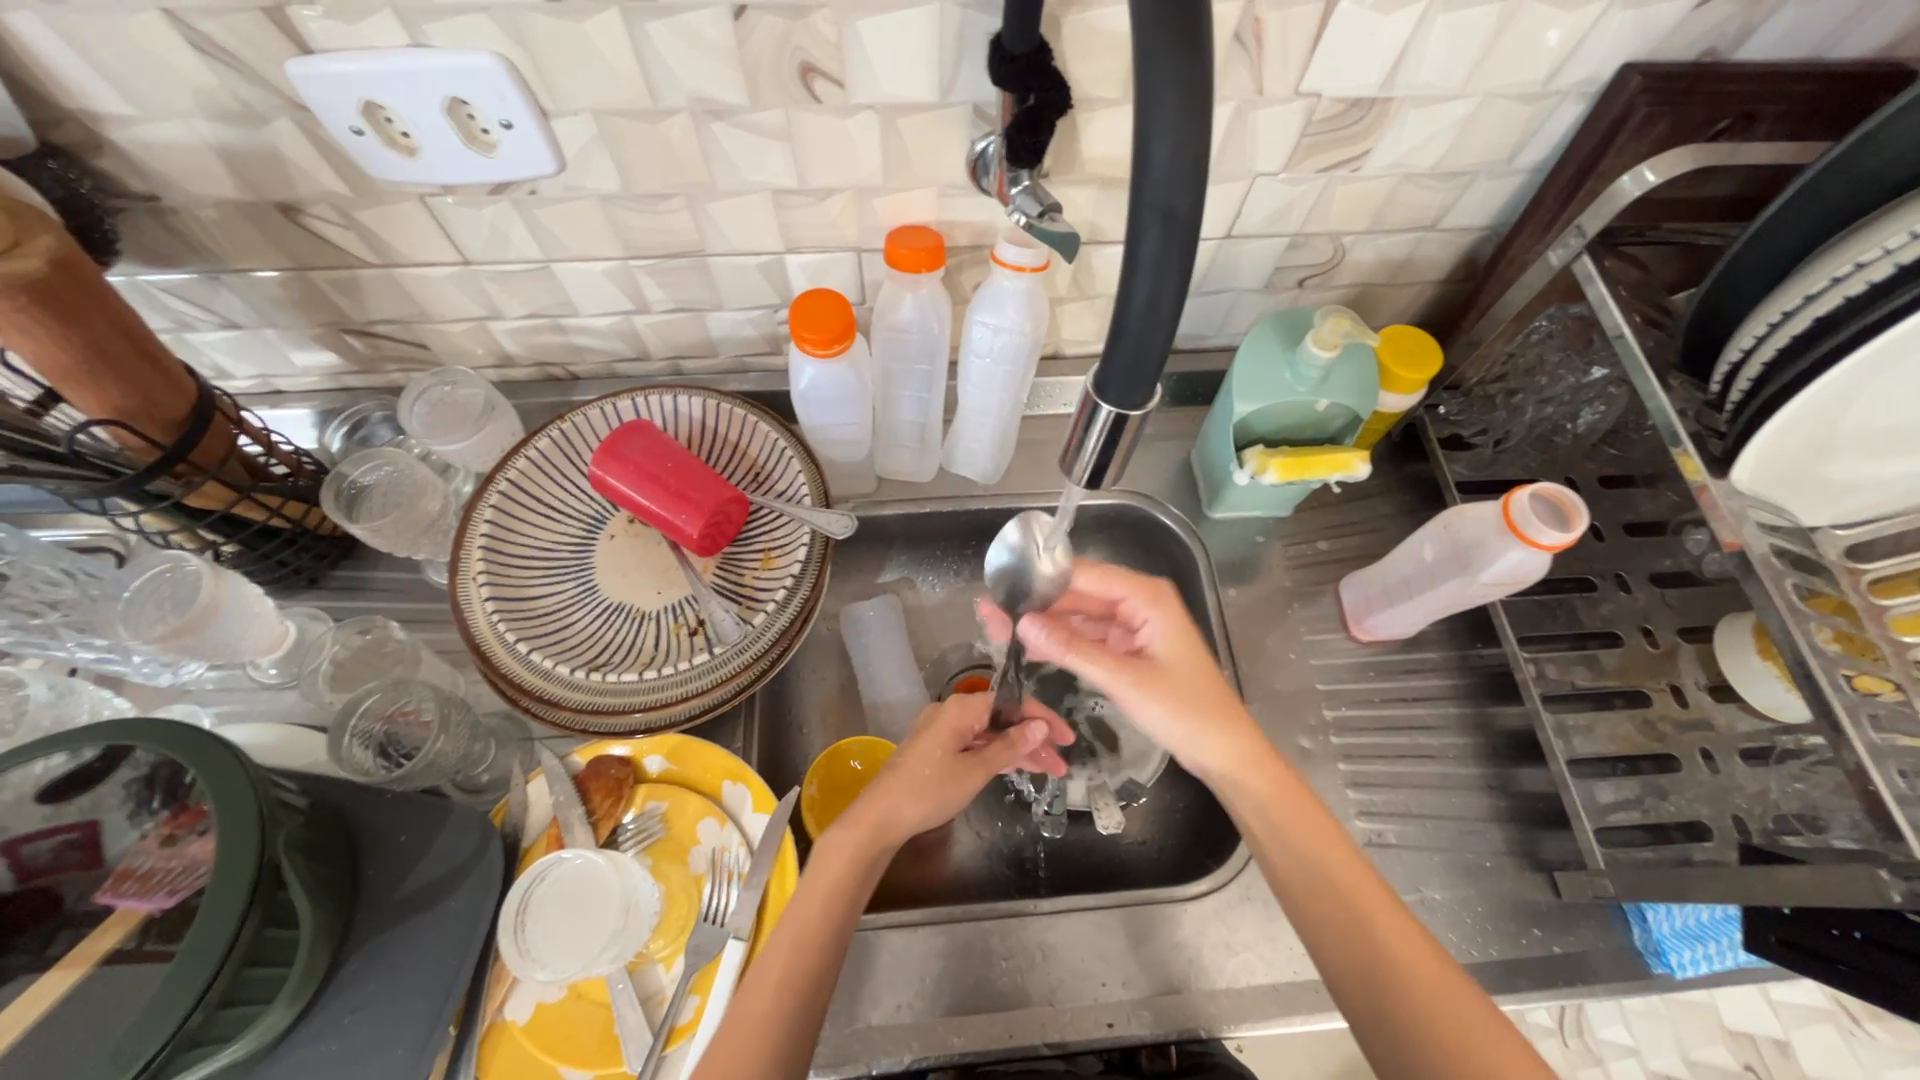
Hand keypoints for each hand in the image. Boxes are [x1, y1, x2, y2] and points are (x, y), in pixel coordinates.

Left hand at [837, 692, 1073, 848]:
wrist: (881, 816)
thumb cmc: (930, 791)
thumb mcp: (976, 770)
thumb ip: (1010, 746)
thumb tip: (1040, 725)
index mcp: (962, 708)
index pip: (1012, 701)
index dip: (1042, 718)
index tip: (1067, 738)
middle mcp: (952, 711)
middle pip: (1002, 717)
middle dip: (1034, 738)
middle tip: (1061, 763)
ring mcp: (943, 730)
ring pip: (990, 733)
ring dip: (1018, 750)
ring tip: (1049, 771)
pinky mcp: (937, 748)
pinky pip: (975, 744)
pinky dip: (996, 755)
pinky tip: (1018, 769)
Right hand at [978, 557, 1264, 783]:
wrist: (1224, 750)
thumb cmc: (1184, 711)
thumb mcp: (1123, 681)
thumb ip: (1071, 650)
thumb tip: (1022, 624)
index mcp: (1145, 595)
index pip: (1082, 575)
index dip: (1040, 581)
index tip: (1000, 588)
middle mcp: (1139, 600)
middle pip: (1078, 594)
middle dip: (1037, 604)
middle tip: (990, 614)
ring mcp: (1135, 624)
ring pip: (1080, 616)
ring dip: (1045, 625)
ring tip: (999, 629)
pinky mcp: (1131, 648)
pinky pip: (1090, 637)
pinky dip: (1063, 644)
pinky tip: (1030, 649)